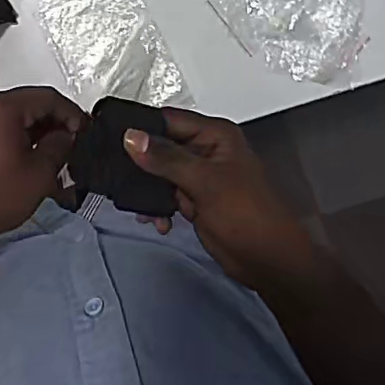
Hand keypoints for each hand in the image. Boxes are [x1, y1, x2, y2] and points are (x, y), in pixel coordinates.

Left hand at [0, 86, 84, 249]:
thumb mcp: (40, 172)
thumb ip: (61, 145)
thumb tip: (69, 135)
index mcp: (3, 106)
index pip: (48, 97)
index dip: (72, 114)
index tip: (87, 132)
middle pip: (35, 103)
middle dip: (59, 123)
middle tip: (78, 143)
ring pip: (24, 114)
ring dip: (45, 131)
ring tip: (64, 154)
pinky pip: (11, 124)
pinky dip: (29, 137)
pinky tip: (44, 157)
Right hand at [125, 108, 320, 289]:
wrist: (271, 265)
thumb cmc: (249, 216)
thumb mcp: (205, 182)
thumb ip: (166, 158)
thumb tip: (132, 137)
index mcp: (215, 135)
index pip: (169, 120)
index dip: (142, 126)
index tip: (114, 135)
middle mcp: (206, 150)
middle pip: (162, 145)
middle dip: (141, 161)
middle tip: (118, 172)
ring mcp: (200, 175)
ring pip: (161, 172)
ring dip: (148, 187)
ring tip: (137, 204)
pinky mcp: (196, 198)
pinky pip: (167, 193)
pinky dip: (157, 204)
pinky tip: (155, 219)